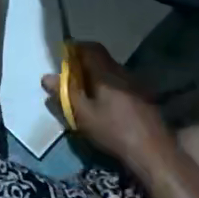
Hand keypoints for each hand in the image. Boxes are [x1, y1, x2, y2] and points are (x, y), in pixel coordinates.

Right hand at [42, 42, 172, 167]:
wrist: (151, 149)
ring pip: (112, 72)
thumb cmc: (113, 130)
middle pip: (102, 59)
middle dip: (84, 64)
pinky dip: (109, 87)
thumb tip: (47, 77)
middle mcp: (123, 72)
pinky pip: (121, 83)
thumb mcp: (83, 115)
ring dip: (97, 77)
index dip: (76, 49)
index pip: (91, 48)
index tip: (64, 57)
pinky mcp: (144, 96)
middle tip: (70, 79)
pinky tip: (105, 106)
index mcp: (106, 72)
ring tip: (85, 94)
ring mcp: (136, 83)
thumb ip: (65, 94)